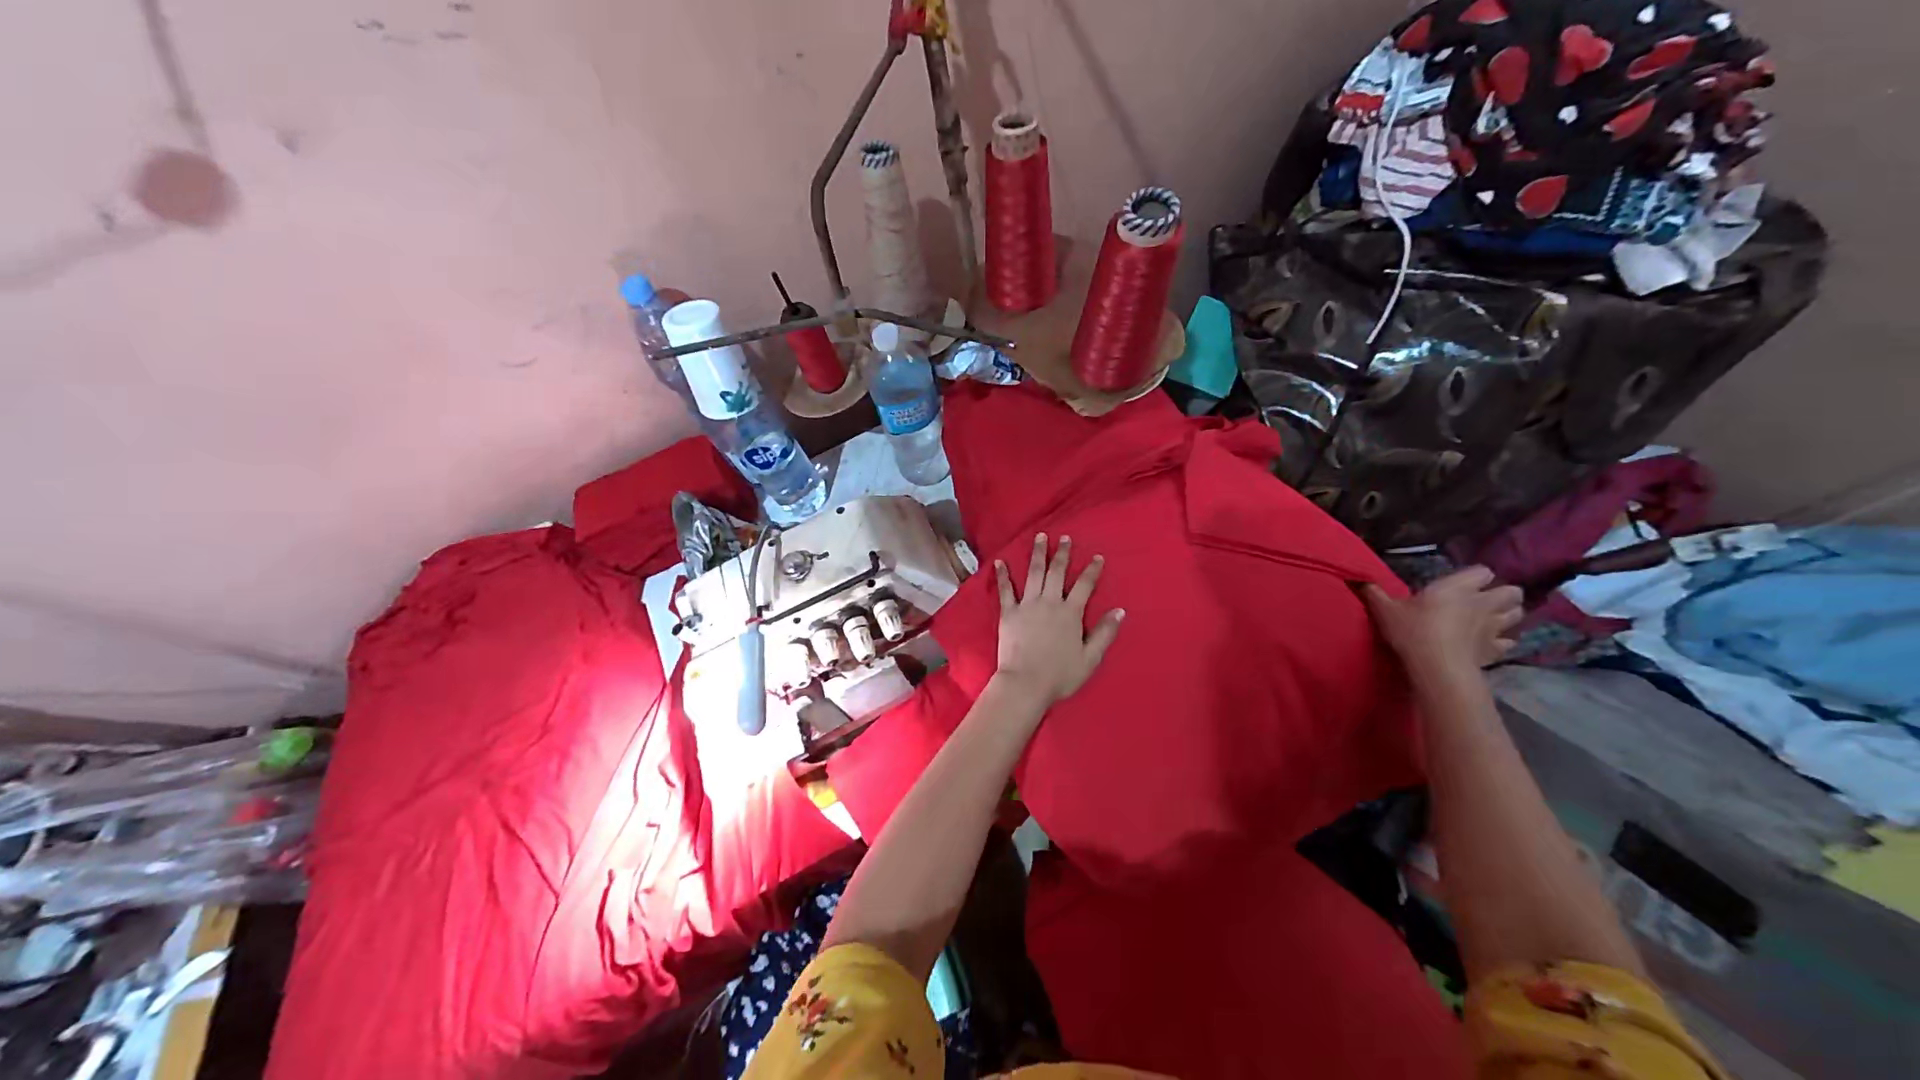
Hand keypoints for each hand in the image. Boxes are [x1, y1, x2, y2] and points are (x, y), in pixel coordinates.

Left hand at [992, 533, 1124, 705]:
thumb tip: (1120, 611)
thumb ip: (1105, 633)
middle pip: (1057, 572)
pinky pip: (1005, 590)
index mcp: (1071, 613)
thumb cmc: (1060, 675)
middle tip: (1064, 538)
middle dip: (1062, 554)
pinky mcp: (1008, 613)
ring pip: (1033, 573)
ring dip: (1037, 553)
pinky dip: (1003, 575)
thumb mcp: (1090, 658)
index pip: (1084, 585)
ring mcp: (1027, 605)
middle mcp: (1049, 603)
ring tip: (1040, 537)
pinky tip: (1000, 561)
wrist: (1025, 683)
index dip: (1092, 570)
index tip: (1097, 557)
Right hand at [1361, 566, 1522, 680]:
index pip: (1482, 572)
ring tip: (1492, 620)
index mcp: (1458, 587)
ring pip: (1517, 614)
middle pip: (1512, 592)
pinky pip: (1508, 642)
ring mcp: (1494, 627)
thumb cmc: (1412, 631)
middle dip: (1503, 595)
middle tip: (1485, 601)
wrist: (1437, 666)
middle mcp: (1482, 603)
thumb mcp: (1385, 610)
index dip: (1476, 577)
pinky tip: (1489, 644)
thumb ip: (1374, 593)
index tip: (1463, 584)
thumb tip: (1359, 580)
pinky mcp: (1496, 650)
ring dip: (1508, 615)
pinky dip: (1503, 642)